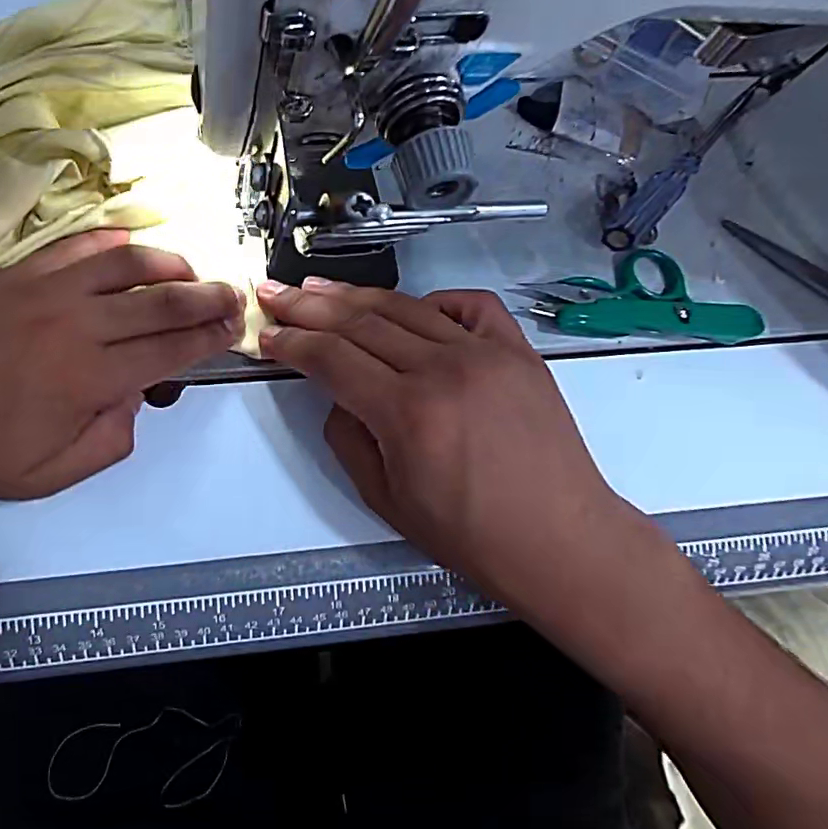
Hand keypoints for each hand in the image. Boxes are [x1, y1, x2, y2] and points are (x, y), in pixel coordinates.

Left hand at [0, 230, 241, 515]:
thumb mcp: (47, 476)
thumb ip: (109, 440)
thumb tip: (134, 397)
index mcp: (89, 378)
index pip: (170, 348)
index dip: (210, 336)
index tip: (234, 327)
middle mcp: (78, 324)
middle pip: (162, 300)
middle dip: (208, 297)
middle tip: (232, 296)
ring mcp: (46, 290)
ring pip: (127, 264)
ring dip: (170, 264)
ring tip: (192, 272)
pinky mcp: (17, 273)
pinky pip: (77, 246)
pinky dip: (112, 242)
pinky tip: (130, 245)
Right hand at [255, 277, 644, 601]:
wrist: (559, 540)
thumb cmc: (471, 534)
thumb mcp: (385, 498)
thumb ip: (348, 438)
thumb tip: (340, 396)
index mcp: (408, 413)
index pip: (332, 359)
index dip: (292, 343)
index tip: (268, 334)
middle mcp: (445, 370)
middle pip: (360, 322)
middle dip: (308, 307)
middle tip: (276, 294)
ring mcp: (486, 354)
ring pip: (406, 307)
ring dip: (355, 295)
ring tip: (319, 287)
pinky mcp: (518, 351)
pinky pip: (470, 305)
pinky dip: (433, 300)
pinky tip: (411, 308)